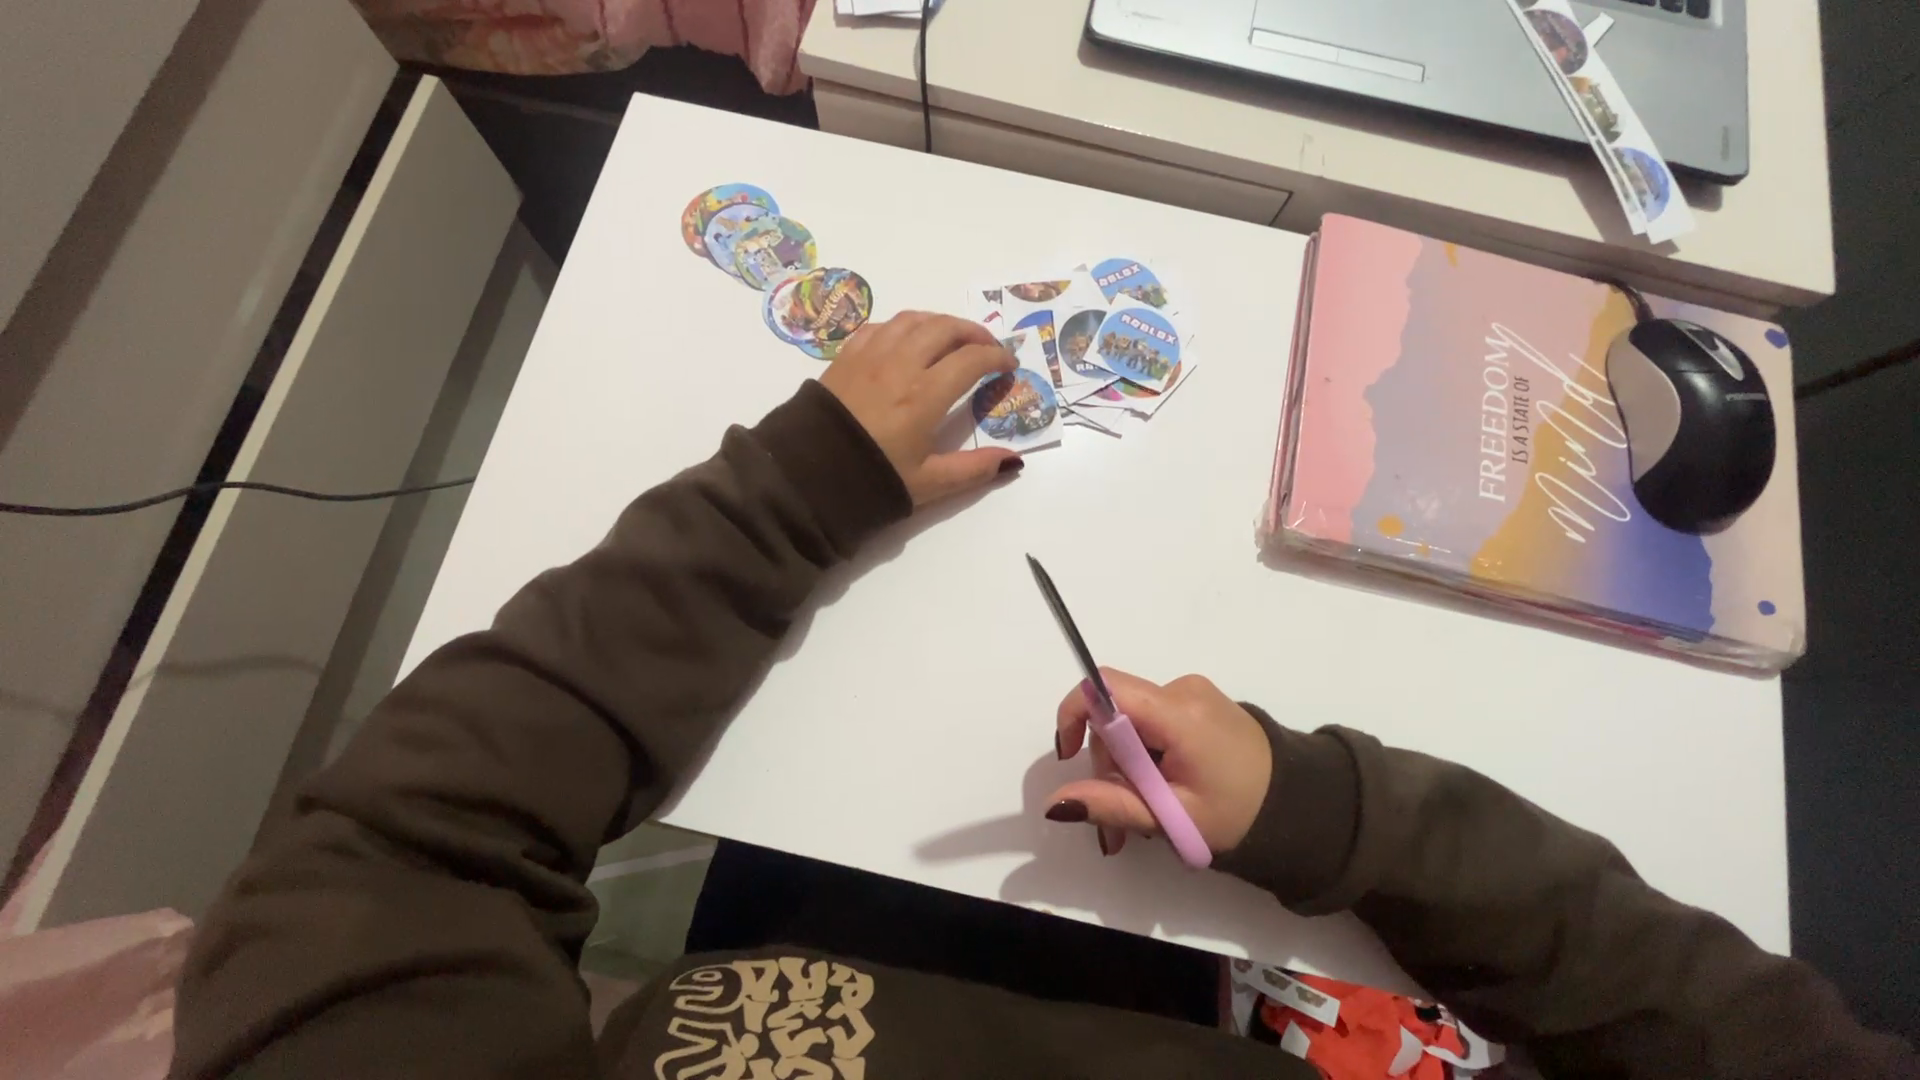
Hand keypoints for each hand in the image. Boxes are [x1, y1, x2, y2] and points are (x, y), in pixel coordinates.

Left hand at [818, 312, 1022, 505]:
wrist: (808, 476)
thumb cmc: (872, 480)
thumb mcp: (930, 483)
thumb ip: (975, 469)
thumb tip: (1014, 461)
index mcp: (925, 395)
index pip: (972, 359)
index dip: (997, 357)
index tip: (1008, 365)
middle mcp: (901, 365)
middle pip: (945, 328)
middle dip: (973, 332)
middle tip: (987, 346)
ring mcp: (870, 355)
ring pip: (913, 320)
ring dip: (940, 323)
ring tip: (952, 338)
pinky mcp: (846, 356)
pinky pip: (882, 326)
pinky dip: (905, 326)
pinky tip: (908, 340)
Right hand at [1045, 669, 1271, 857]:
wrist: (1303, 806)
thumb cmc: (1240, 814)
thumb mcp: (1172, 817)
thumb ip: (1112, 804)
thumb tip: (1053, 803)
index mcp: (1178, 712)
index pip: (1106, 688)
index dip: (1075, 712)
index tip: (1068, 753)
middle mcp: (1182, 690)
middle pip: (1116, 716)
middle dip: (1108, 768)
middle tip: (1116, 826)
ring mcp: (1192, 694)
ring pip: (1132, 724)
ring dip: (1127, 770)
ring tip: (1140, 821)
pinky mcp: (1198, 703)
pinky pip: (1152, 724)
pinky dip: (1146, 758)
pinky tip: (1158, 795)